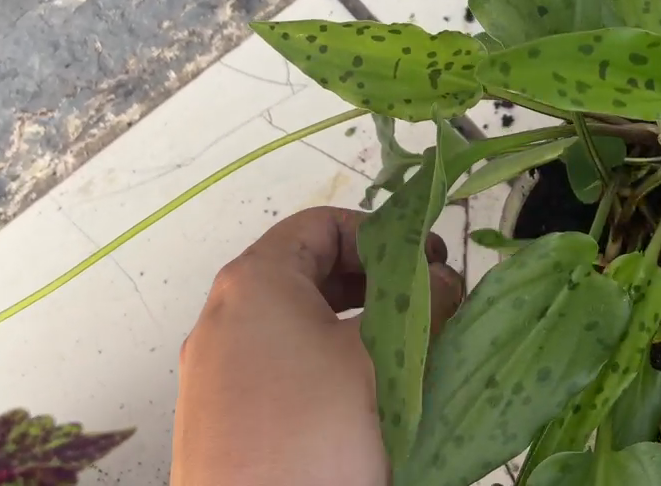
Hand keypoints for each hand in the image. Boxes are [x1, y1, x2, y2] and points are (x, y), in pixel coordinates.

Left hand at [171, 207, 464, 485]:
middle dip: (374, 280)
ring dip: (355, 323)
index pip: (324, 223)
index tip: (426, 260)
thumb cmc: (317, 436)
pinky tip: (365, 395)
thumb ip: (427, 301)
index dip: (381, 232)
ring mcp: (213, 373)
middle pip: (309, 269)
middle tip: (424, 301)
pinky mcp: (218, 421)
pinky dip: (324, 362)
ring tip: (403, 348)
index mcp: (254, 281)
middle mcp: (223, 317)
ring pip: (297, 321)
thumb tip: (447, 282)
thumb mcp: (385, 355)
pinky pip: (279, 366)